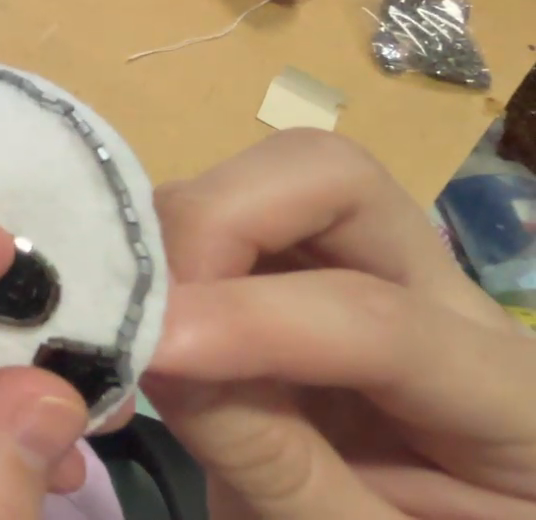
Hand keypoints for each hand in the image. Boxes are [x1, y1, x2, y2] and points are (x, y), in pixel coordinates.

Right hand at [144, 129, 535, 518]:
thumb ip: (267, 458)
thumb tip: (149, 351)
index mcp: (518, 404)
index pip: (375, 317)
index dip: (249, 320)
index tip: (148, 350)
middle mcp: (446, 302)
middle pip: (327, 177)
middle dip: (216, 219)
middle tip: (152, 299)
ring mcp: (362, 272)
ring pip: (257, 178)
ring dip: (175, 231)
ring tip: (137, 309)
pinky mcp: (285, 268)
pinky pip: (211, 214)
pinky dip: (157, 243)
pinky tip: (141, 304)